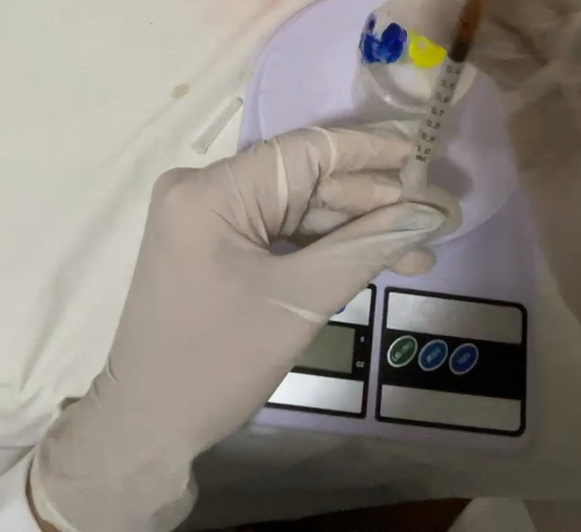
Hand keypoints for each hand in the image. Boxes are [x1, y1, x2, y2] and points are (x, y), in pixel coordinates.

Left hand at [30, 127, 458, 531]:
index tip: (421, 154)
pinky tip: (374, 256)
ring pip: (296, 209)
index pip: (304, 151)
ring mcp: (207, 215)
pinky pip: (279, 232)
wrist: (146, 429)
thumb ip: (365, 248)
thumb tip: (425, 216)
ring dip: (353, 230)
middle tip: (433, 214)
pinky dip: (323, 247)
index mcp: (211, 190)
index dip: (368, 151)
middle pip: (304, 180)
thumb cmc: (216, 364)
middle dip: (369, 202)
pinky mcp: (214, 242)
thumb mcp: (299, 302)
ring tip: (418, 247)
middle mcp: (204, 188)